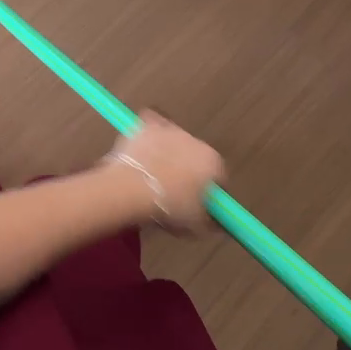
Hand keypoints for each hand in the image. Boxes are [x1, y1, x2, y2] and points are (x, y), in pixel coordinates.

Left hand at [103, 110, 224, 231]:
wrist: (131, 187)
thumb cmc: (167, 207)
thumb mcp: (196, 225)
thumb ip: (211, 221)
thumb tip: (216, 222)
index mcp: (212, 162)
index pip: (219, 176)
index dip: (210, 190)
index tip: (200, 202)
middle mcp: (195, 140)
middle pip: (196, 156)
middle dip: (189, 170)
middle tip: (175, 189)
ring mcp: (170, 128)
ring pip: (174, 141)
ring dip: (169, 152)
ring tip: (156, 171)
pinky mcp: (147, 123)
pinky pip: (152, 124)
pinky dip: (150, 133)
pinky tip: (145, 146)